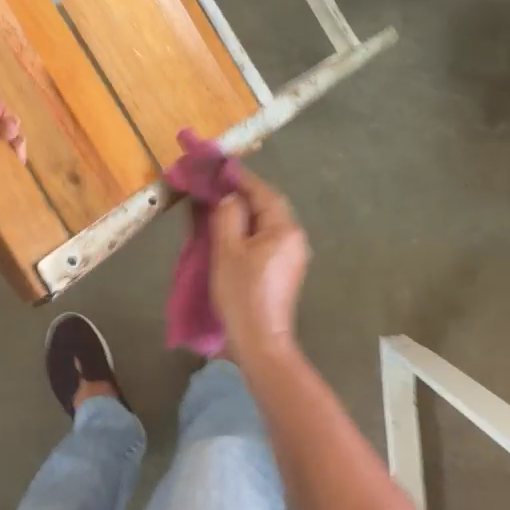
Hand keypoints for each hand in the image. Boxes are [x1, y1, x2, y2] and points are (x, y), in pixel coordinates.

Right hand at [209, 170, 309, 361]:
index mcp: (285, 228)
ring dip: (244, 214)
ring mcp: (292, 255)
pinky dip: (248, 232)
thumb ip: (228, 216)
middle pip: (268, 206)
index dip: (241, 178)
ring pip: (266, 224)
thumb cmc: (242, 294)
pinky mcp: (285, 270)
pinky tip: (229, 235)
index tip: (220, 167)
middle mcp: (295, 237)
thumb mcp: (227, 251)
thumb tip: (230, 196)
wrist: (260, 342)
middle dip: (242, 195)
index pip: (263, 192)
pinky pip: (266, 240)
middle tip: (214, 188)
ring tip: (217, 209)